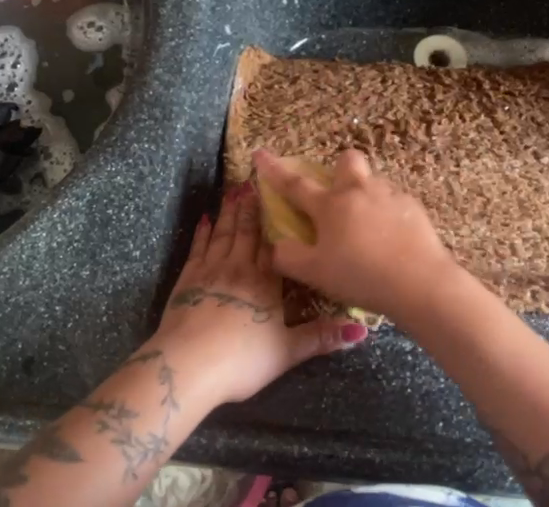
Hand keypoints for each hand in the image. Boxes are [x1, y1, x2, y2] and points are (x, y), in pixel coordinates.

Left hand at [152, 183, 365, 406]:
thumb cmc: (242, 359)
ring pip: (223, 233)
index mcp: (265, 282)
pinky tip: (205, 220)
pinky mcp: (187, 280)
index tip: (277, 195)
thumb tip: (361, 330)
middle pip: (247, 231)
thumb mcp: (288, 351)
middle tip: (251, 182)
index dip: (274, 220)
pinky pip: (198, 248)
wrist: (190, 365)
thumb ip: (322, 337)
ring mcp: (210, 271)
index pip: (273, 244)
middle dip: (250, 207)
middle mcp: (239, 268)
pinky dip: (202, 233)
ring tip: (232, 191)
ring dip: (229, 212)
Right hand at [256, 148, 463, 322]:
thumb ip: (289, 257)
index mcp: (330, 206)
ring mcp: (390, 195)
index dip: (275, 170)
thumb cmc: (361, 276)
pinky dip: (388, 214)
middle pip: (347, 160)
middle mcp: (359, 191)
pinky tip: (391, 240)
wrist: (419, 282)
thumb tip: (277, 244)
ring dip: (365, 196)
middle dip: (339, 169)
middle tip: (338, 196)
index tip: (260, 153)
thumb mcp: (315, 273)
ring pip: (373, 182)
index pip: (295, 184)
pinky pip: (395, 202)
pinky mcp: (414, 207)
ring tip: (367, 229)